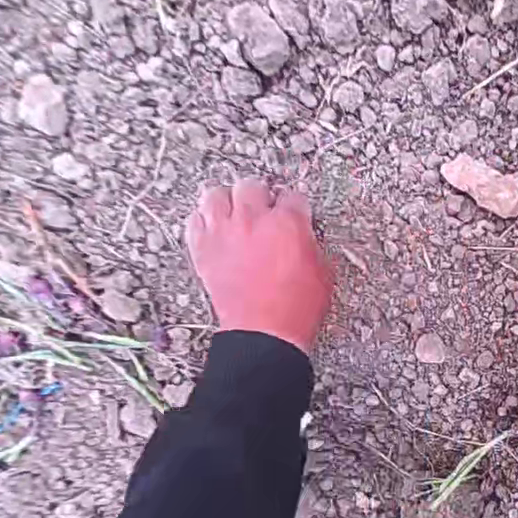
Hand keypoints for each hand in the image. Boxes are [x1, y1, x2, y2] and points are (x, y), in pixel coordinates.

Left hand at [185, 179, 331, 352]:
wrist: (266, 332)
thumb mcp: (323, 273)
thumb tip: (304, 238)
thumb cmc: (295, 308)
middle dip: (261, 195)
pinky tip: (215, 227)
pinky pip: (195, 219)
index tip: (295, 210)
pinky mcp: (202, 248)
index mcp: (288, 223)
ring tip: (235, 211)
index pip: (293, 196)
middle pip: (251, 186)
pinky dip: (204, 220)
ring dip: (228, 200)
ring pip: (216, 194)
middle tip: (264, 206)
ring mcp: (224, 232)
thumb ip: (311, 245)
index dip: (296, 205)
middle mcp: (253, 220)